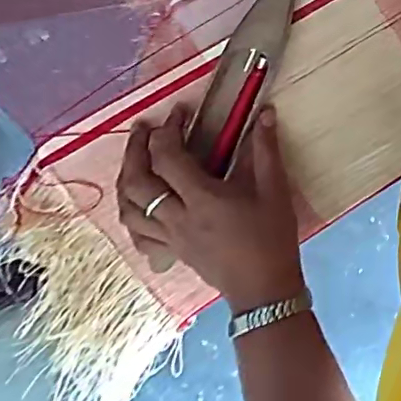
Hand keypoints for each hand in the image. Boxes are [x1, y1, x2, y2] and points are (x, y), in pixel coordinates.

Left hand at [118, 104, 305, 308]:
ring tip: (135, 160)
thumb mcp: (274, 189)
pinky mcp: (170, 252)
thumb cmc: (271, 236)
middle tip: (144, 128)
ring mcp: (169, 239)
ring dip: (126, 179)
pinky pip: (136, 233)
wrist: (264, 288)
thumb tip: (264, 113)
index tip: (179, 113)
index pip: (168, 159)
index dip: (168, 131)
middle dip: (135, 150)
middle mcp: (176, 219)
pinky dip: (130, 212)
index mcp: (202, 200)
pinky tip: (138, 202)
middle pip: (137, 183)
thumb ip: (265, 149)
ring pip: (128, 209)